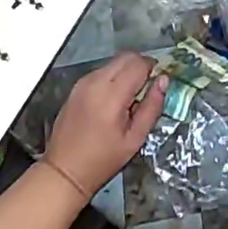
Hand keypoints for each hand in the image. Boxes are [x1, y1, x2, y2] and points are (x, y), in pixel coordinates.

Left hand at [42, 54, 165, 197]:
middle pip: (127, 57)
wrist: (64, 171)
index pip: (139, 64)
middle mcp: (96, 82)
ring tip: (128, 98)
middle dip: (140, 66)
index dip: (152, 69)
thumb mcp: (135, 139)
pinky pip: (102, 71)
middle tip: (145, 89)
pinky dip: (113, 77)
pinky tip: (112, 100)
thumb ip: (152, 107)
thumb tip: (163, 80)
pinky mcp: (77, 86)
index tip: (155, 84)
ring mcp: (84, 82)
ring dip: (126, 71)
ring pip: (114, 62)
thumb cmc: (102, 160)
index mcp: (111, 96)